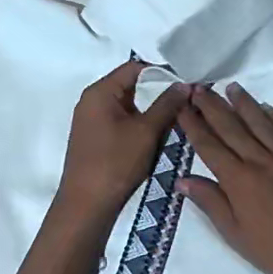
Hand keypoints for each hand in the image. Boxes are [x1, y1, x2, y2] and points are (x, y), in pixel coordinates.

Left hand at [55, 61, 189, 223]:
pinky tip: (157, 137)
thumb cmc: (115, 163)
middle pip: (130, 85)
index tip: (186, 82)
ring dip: (150, 112)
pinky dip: (139, 125)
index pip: (134, 68)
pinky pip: (121, 121)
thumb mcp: (146, 131)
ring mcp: (91, 120)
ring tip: (176, 120)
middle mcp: (92, 100)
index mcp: (99, 92)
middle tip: (186, 102)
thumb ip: (167, 104)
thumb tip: (185, 84)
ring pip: (128, 106)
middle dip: (158, 93)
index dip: (161, 71)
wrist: (86, 205)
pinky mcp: (95, 137)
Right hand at [177, 84, 272, 273]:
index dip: (193, 125)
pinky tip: (268, 107)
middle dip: (212, 106)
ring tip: (231, 87)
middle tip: (198, 88)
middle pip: (232, 127)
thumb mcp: (236, 235)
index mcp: (238, 180)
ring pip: (260, 122)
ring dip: (244, 103)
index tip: (181, 107)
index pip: (209, 146)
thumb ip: (211, 203)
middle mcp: (260, 160)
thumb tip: (183, 179)